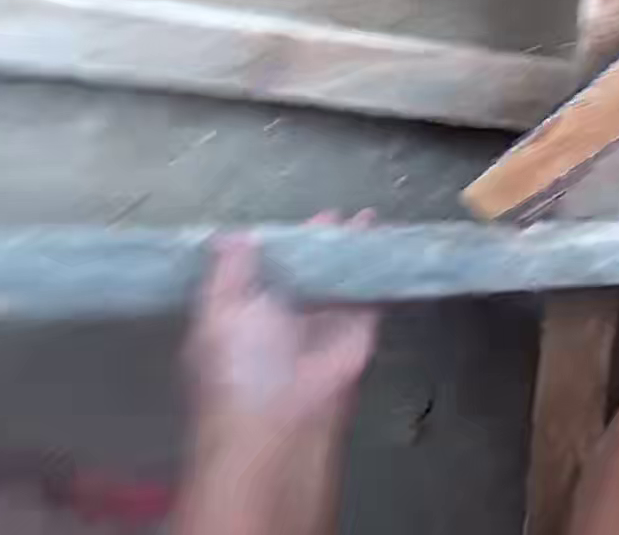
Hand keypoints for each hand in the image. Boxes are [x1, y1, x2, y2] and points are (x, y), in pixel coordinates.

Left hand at [184, 211, 380, 445]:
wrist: (288, 407)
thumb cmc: (243, 362)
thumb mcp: (223, 314)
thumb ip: (230, 274)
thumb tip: (234, 233)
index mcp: (248, 306)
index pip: (266, 265)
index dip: (282, 240)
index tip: (296, 217)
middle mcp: (290, 305)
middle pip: (310, 264)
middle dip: (325, 239)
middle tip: (342, 211)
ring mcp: (329, 310)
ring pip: (344, 268)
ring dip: (358, 245)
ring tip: (372, 216)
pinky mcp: (365, 315)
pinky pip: (375, 282)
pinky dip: (385, 263)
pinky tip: (395, 240)